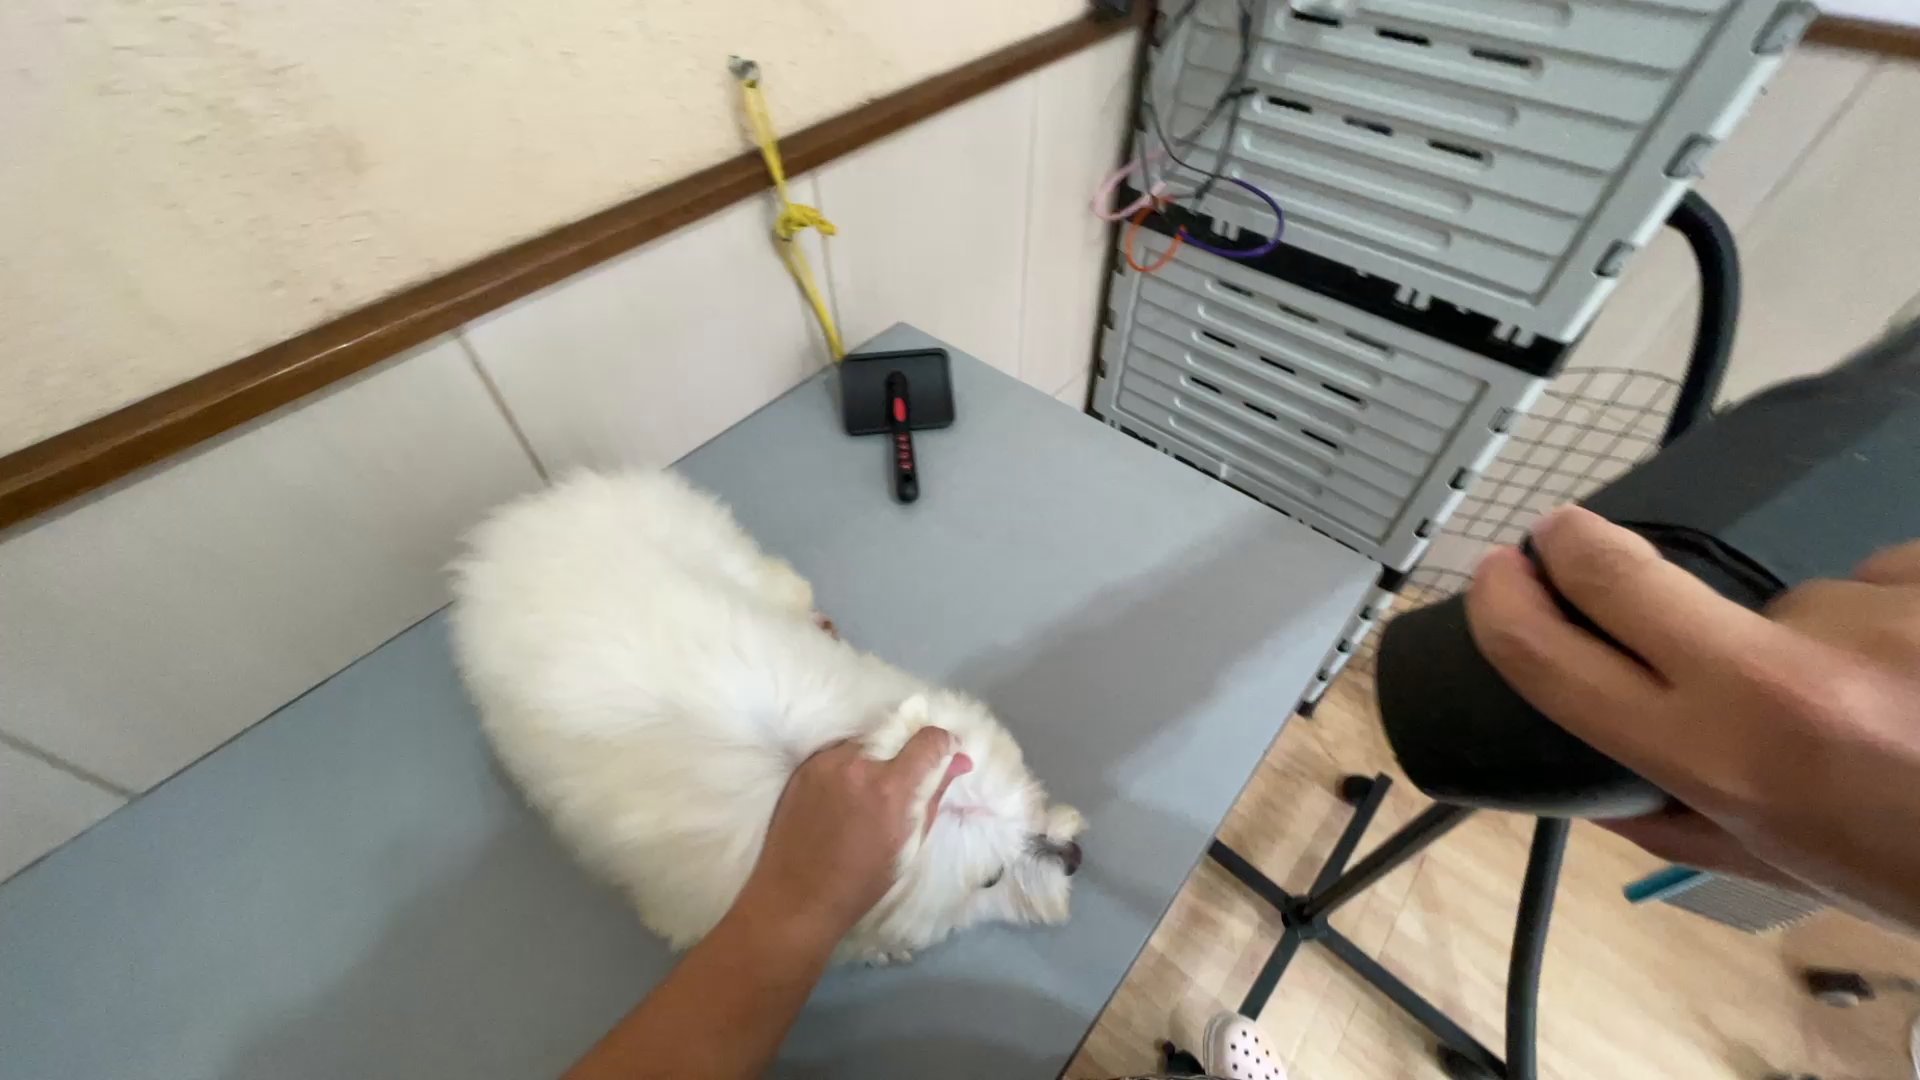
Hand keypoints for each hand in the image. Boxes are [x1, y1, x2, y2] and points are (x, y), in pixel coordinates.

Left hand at [736, 728, 972, 946]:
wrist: (796, 898)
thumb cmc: (862, 882)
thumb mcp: (910, 843)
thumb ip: (934, 793)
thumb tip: (959, 760)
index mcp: (891, 788)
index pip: (929, 740)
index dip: (944, 743)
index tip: (947, 753)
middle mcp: (859, 764)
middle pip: (898, 732)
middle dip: (911, 748)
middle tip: (909, 775)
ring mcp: (827, 761)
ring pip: (868, 739)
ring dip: (880, 754)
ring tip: (872, 787)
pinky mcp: (806, 764)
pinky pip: (841, 750)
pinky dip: (852, 762)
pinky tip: (847, 791)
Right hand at [1467, 507, 1919, 925]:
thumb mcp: (1795, 866)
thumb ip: (1677, 825)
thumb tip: (1591, 794)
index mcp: (1717, 758)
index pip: (1549, 656)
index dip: (1502, 602)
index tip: (1499, 571)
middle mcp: (1776, 682)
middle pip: (1617, 574)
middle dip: (1573, 543)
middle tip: (1564, 535)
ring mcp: (1876, 619)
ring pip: (1785, 593)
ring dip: (1807, 625)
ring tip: (1893, 684)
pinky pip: (1887, 579)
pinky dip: (1897, 611)